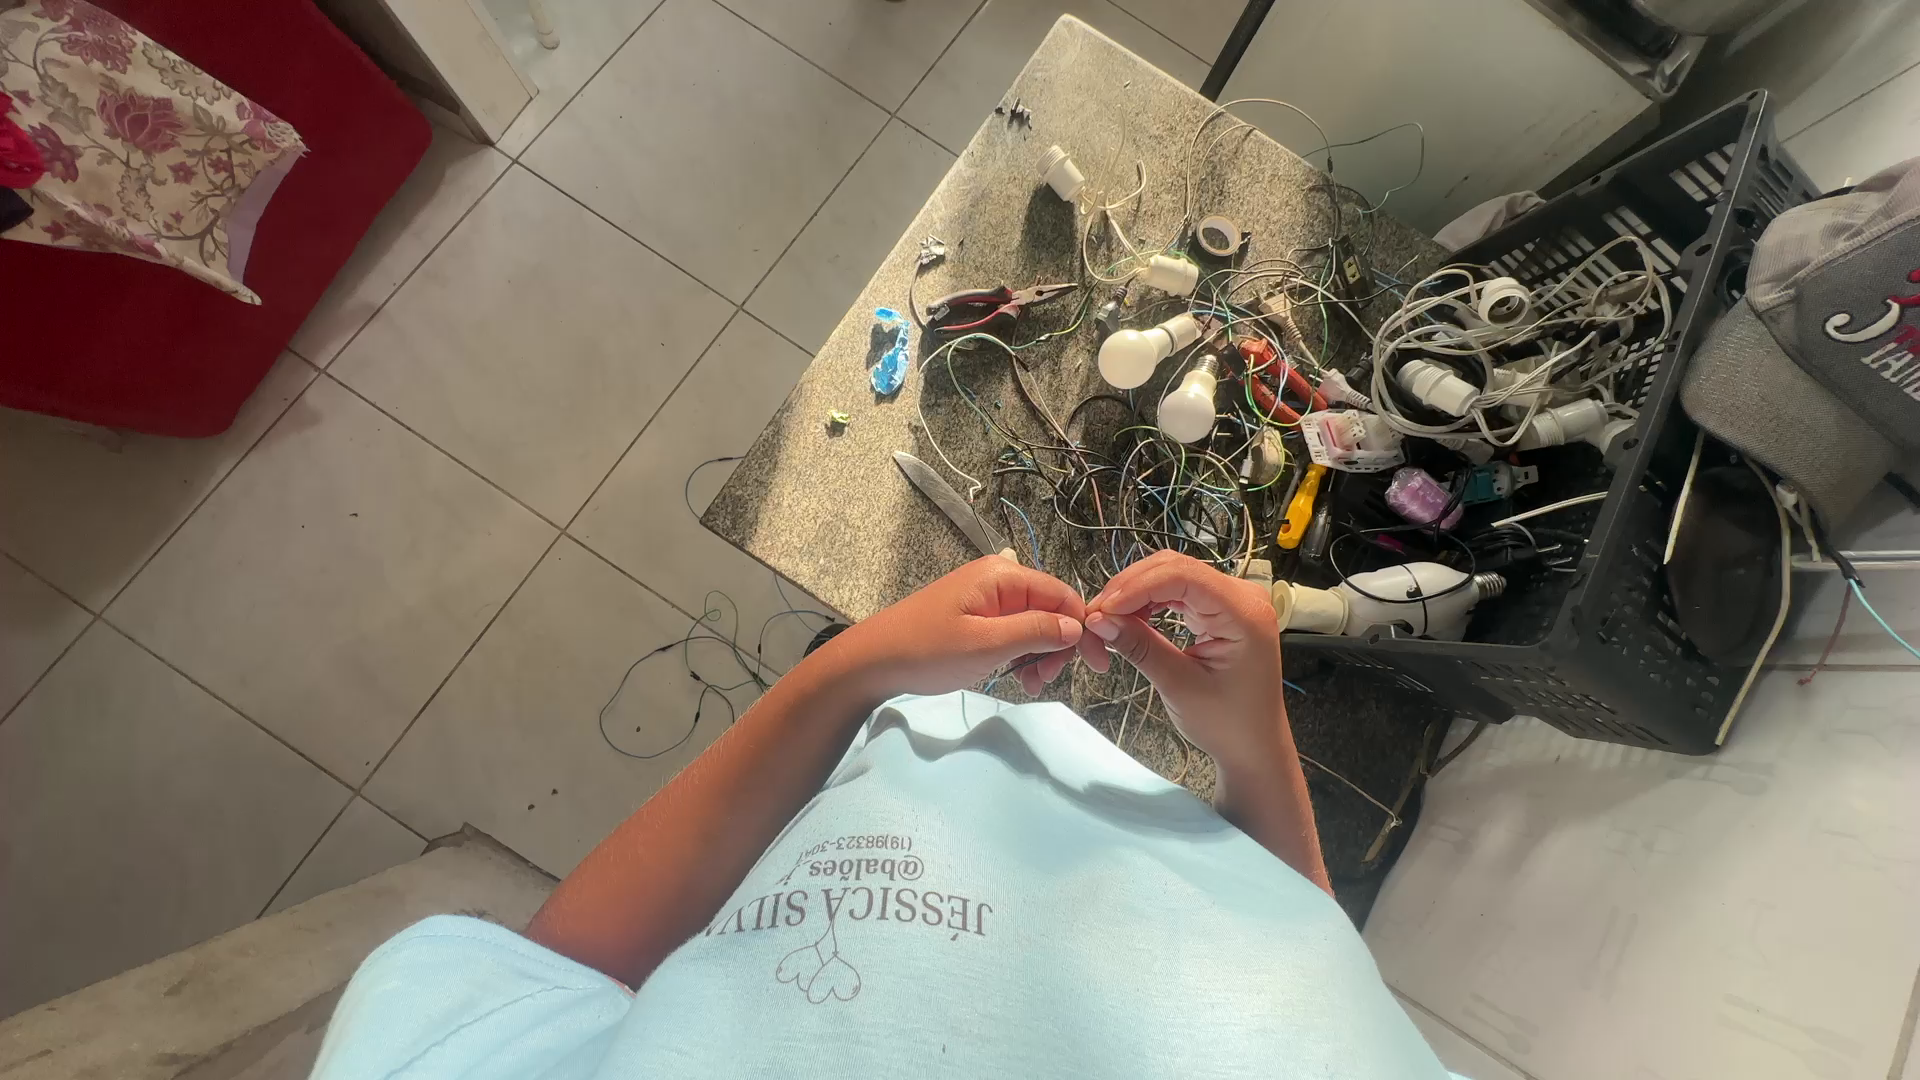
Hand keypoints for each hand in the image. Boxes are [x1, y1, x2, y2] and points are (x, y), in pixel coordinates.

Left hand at [824, 556, 1104, 699]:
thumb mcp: (986, 645)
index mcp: (1002, 575)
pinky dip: (1020, 654)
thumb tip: (1076, 626)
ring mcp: (986, 598)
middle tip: (1046, 681)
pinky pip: (1013, 631)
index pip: (1062, 594)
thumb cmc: (927, 650)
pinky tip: (1016, 676)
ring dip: (1039, 654)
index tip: (1096, 665)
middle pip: (1050, 608)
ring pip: (1033, 623)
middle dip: (1057, 645)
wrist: (873, 661)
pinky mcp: (976, 617)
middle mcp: (998, 579)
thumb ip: (1035, 631)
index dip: (1082, 628)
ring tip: (1028, 684)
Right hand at [1083, 551, 1286, 766]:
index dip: (1137, 587)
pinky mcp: (1217, 609)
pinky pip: (1175, 591)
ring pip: (1169, 575)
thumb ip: (1140, 647)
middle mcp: (1241, 596)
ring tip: (1106, 619)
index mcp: (1244, 612)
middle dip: (1129, 587)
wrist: (1253, 747)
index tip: (1103, 610)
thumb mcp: (1179, 686)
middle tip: (1096, 615)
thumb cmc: (1228, 724)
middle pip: (1173, 568)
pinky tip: (1127, 619)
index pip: (1182, 576)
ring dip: (1134, 593)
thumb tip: (1098, 621)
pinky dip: (1146, 602)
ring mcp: (1229, 600)